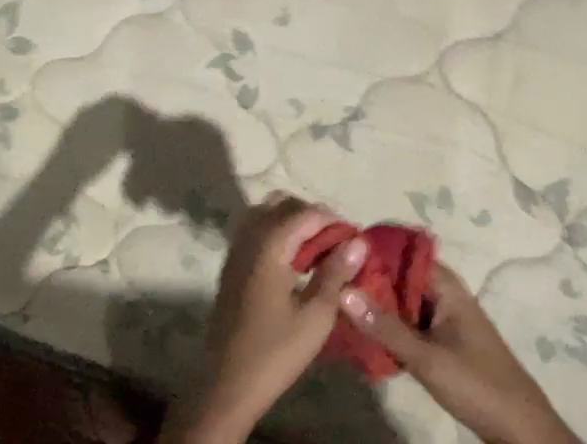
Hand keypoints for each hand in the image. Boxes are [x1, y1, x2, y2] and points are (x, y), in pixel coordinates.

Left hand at [160, 192, 366, 442]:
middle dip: (312, 216)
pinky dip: (276, 233)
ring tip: (319, 250)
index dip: (333, 220)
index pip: (305, 213)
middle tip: (338, 243)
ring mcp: (236, 249)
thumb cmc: (276, 351)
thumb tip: (358, 241)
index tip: (355, 239)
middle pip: (282, 204)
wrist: (228, 381)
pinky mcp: (232, 265)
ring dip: (292, 222)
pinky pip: (255, 231)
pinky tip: (294, 261)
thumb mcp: (316, 315)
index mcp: (269, 244)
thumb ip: (336, 273)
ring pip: (266, 214)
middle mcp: (248, 237)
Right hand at [342, 267, 580, 443]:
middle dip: (368, 279)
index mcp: (446, 287)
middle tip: (330, 283)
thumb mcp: (427, 358)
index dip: (371, 250)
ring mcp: (445, 319)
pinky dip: (388, 325)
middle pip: (400, 276)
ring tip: (337, 305)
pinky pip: (408, 322)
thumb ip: (384, 326)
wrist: (522, 431)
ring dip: (376, 304)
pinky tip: (363, 334)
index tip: (336, 253)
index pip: (403, 253)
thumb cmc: (477, 385)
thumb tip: (342, 290)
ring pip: (402, 301)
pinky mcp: (443, 342)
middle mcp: (445, 295)